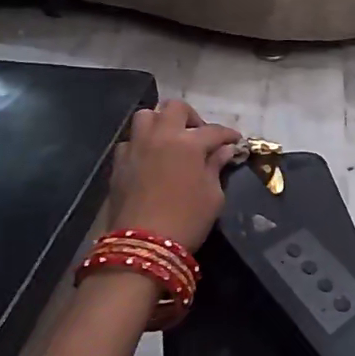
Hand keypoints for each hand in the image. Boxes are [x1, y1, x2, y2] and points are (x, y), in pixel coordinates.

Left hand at [107, 99, 242, 249]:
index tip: (235, 141)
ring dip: (161, 122)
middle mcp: (160, 136)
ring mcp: (136, 147)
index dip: (228, 135)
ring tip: (170, 140)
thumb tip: (223, 151)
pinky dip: (141, 144)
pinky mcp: (119, 164)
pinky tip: (149, 159)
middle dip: (191, 117)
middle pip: (175, 108)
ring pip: (146, 116)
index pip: (213, 131)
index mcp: (188, 143)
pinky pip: (130, 141)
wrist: (143, 247)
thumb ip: (216, 168)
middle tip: (199, 136)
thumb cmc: (187, 220)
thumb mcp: (213, 196)